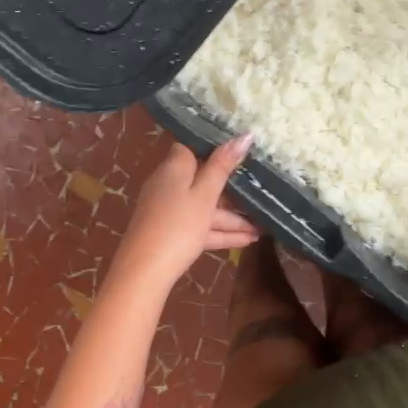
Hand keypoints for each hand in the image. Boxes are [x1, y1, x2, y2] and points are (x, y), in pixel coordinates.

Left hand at [111, 136, 262, 290]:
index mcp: (175, 167)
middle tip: (260, 188)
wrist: (144, 271)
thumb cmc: (177, 225)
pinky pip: (200, 225)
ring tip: (263, 226)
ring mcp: (169, 209)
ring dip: (232, 217)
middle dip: (232, 189)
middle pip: (203, 179)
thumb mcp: (205, 194)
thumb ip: (223, 166)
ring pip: (205, 207)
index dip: (215, 146)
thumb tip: (244, 135)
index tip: (241, 148)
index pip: (193, 147)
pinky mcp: (172, 231)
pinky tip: (248, 240)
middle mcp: (170, 183)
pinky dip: (221, 232)